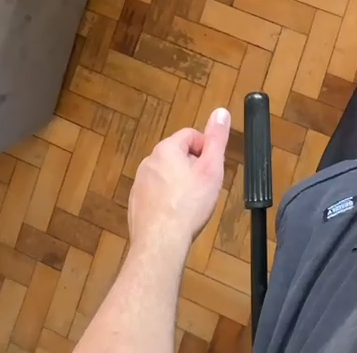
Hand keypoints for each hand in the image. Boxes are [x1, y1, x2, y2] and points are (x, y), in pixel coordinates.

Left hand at [127, 108, 230, 259]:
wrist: (161, 243)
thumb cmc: (189, 204)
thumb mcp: (212, 168)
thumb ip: (217, 138)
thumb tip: (221, 112)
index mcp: (166, 149)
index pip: (191, 135)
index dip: (206, 150)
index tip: (212, 169)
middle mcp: (149, 162)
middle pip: (178, 155)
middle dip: (193, 168)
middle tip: (204, 187)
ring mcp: (139, 184)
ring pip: (166, 175)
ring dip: (179, 184)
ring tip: (191, 204)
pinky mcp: (135, 204)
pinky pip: (155, 194)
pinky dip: (166, 200)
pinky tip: (176, 216)